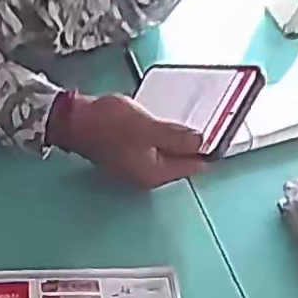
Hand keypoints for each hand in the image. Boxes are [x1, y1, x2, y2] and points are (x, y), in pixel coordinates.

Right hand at [53, 94, 206, 189]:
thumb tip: (200, 142)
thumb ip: (176, 136)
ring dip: (179, 140)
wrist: (76, 122)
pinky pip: (156, 148)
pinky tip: (167, 124)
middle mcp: (148, 176)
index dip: (208, 150)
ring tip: (191, 122)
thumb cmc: (108, 125)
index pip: (192, 166)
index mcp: (155, 174)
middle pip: (181, 163)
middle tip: (210, 124)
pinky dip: (164, 138)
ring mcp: (138, 167)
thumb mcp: (148, 127)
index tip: (221, 134)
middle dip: (195, 146)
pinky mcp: (131, 156)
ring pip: (168, 155)